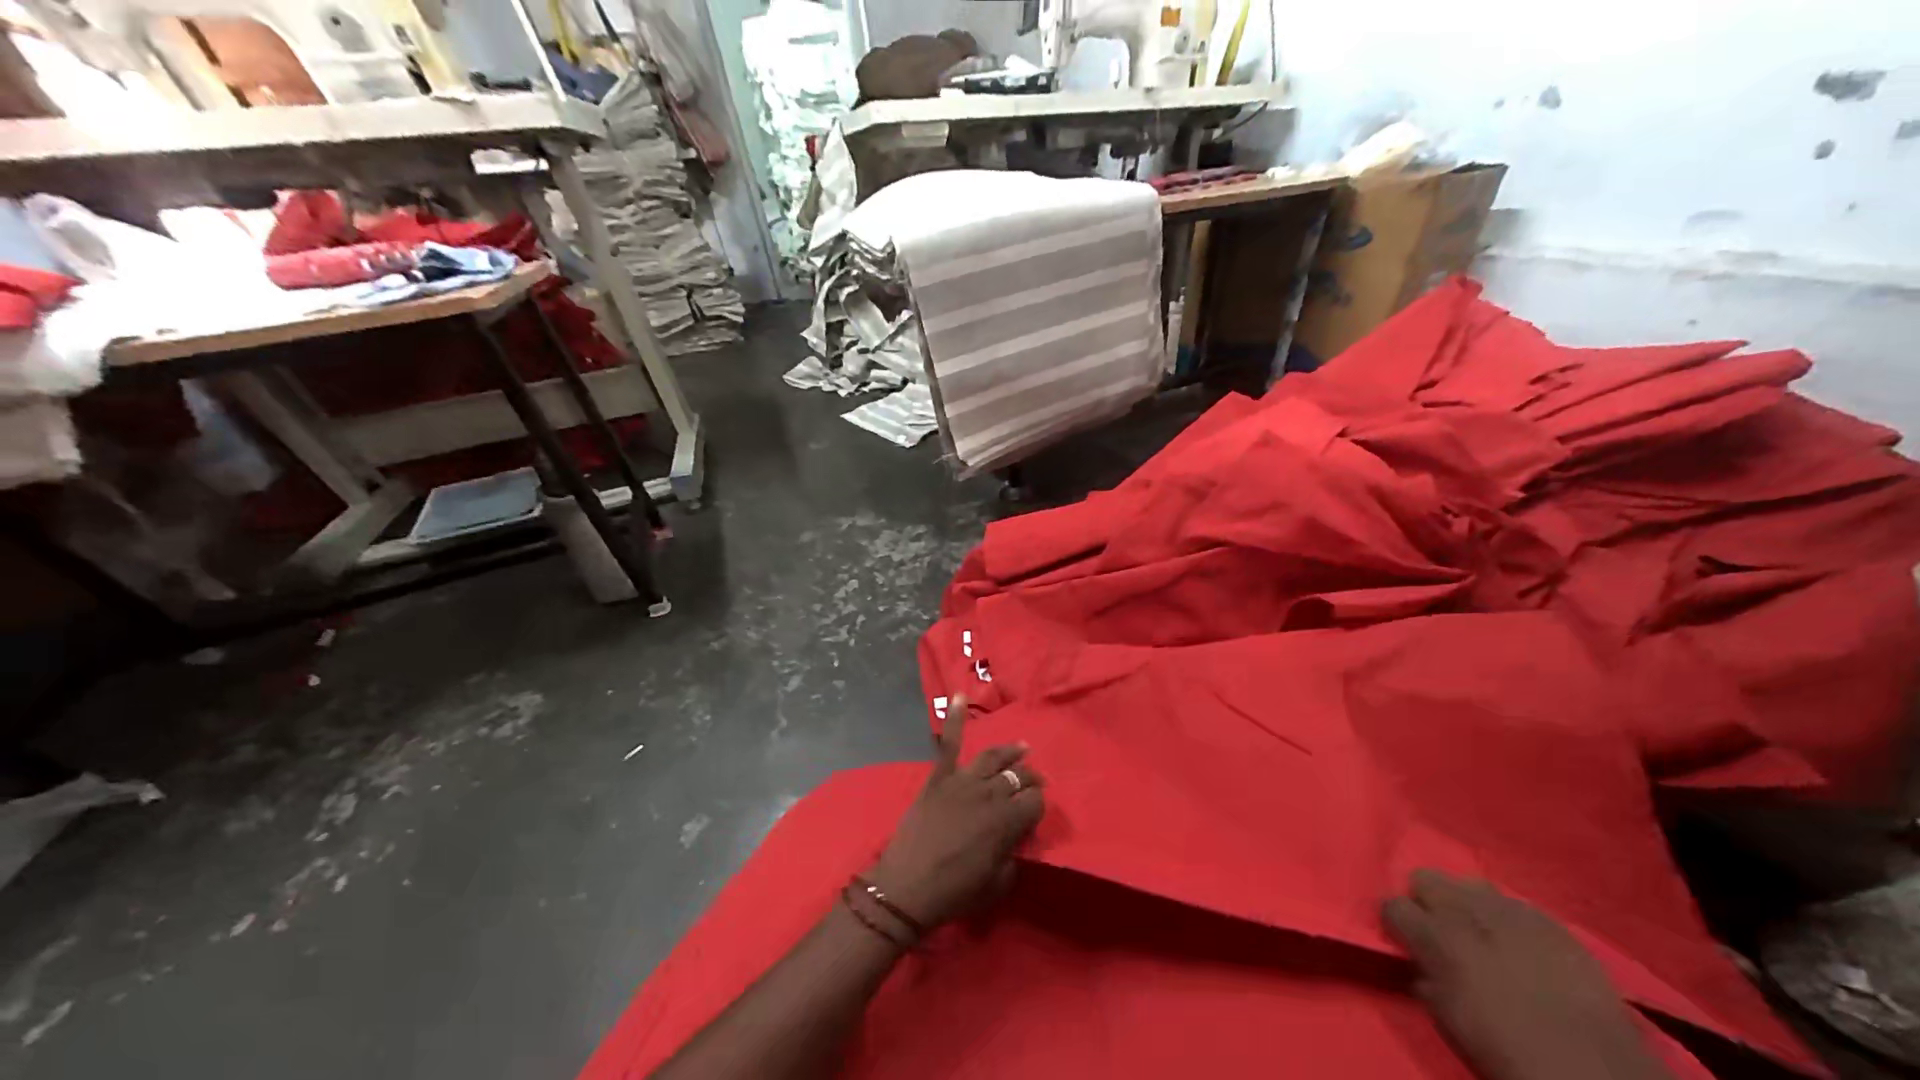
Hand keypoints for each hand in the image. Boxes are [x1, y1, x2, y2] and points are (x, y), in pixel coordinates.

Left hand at [867, 697, 1045, 929]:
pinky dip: (954, 719)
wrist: (907, 887)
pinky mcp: (938, 778)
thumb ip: (1012, 856)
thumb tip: (1014, 839)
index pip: (1035, 802)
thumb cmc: (955, 892)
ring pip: (993, 757)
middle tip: (1034, 782)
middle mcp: (990, 794)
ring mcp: (962, 781)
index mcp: (1007, 822)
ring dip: (1010, 752)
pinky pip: (948, 744)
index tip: (1033, 815)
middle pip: (1019, 776)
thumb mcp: (998, 884)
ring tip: (1022, 748)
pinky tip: (959, 696)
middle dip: (1031, 779)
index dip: (1038, 807)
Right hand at [1383, 870, 1673, 1079]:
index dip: (1396, 923)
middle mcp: (1466, 911)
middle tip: (1441, 931)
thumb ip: (1426, 978)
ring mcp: (1512, 911)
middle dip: (1427, 901)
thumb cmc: (1507, 1051)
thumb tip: (1420, 963)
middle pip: (1426, 878)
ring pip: (1472, 884)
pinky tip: (1522, 945)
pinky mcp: (1551, 921)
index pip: (1391, 904)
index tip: (1404, 939)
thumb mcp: (1447, 1020)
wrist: (1594, 1072)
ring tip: (1483, 934)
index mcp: (1435, 937)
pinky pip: (1517, 905)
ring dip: (1469, 905)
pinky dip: (1510, 920)